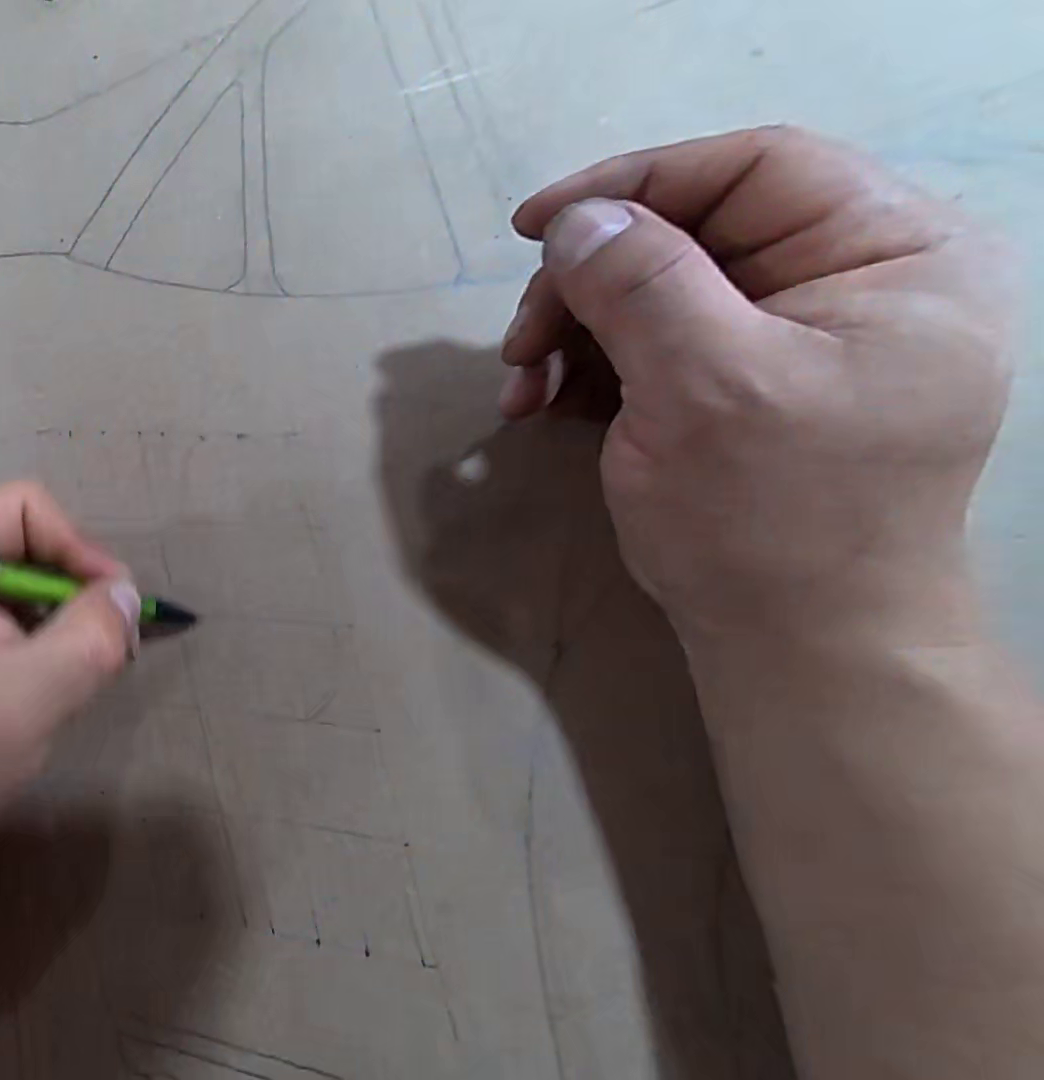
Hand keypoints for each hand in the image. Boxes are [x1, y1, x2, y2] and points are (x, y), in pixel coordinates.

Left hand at [0, 481, 139, 844]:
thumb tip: (126, 593)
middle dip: (78, 587)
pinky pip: (12, 616)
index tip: (114, 600)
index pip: (21, 508)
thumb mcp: (33, 695)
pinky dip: (46, 639)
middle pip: (26, 543)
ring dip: (66, 618)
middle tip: (113, 642)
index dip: (77, 544)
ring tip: (86, 669)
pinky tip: (56, 682)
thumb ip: (91, 636)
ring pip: (25, 583)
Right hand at [498, 126, 1017, 644]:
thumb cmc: (769, 514)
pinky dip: (572, 372)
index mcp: (880, 255)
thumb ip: (644, 289)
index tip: (529, 227)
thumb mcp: (705, 391)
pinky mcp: (710, 383)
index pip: (748, 170)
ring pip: (637, 296)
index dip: (631, 183)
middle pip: (675, 237)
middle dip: (579, 288)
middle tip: (518, 349)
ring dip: (562, 337)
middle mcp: (828, 282)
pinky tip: (541, 408)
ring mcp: (763, 337)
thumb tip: (573, 220)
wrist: (786, 629)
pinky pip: (628, 348)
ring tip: (520, 394)